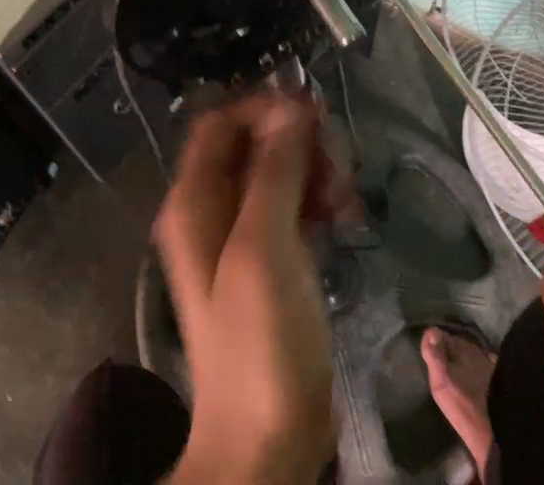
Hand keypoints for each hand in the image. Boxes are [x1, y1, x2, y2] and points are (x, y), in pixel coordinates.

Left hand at [158, 91, 341, 484]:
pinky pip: (293, 210)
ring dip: (317, 175)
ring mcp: (240, 238)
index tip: (315, 116)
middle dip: (300, 145)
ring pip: (279, 175)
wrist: (266, 438)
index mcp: (194, 200)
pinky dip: (319, 205)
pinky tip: (347, 221)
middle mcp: (211, 210)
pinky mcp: (270, 262)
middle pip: (255, 145)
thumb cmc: (260, 342)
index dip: (265, 108)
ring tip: (348, 204)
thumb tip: (289, 106)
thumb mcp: (265, 248)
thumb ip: (275, 172)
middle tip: (340, 168)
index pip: (221, 122)